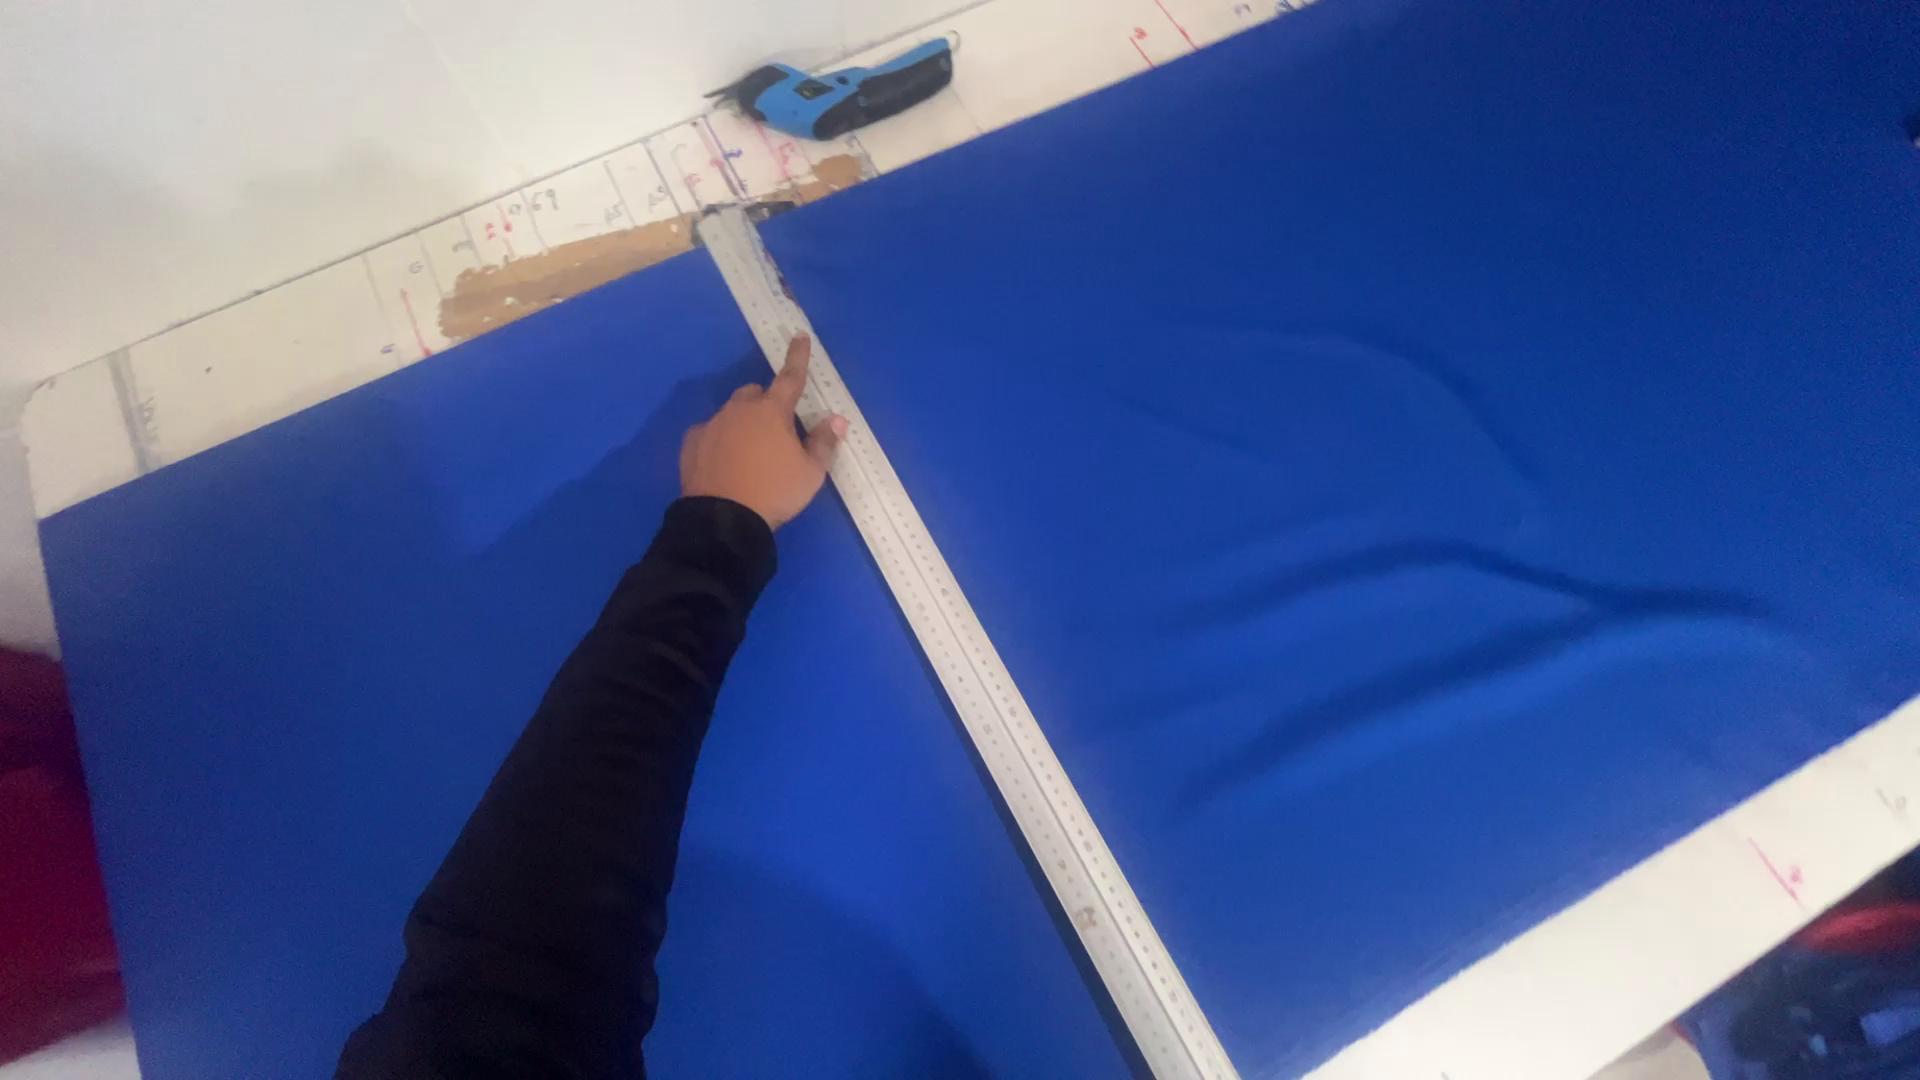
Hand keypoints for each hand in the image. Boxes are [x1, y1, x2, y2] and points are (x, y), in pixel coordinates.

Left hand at [681, 335, 847, 529]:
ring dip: (743, 422)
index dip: (798, 357)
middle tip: (777, 430)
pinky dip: (720, 440)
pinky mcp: (692, 444)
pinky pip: (710, 432)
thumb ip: (824, 443)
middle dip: (767, 402)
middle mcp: (740, 410)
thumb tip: (837, 419)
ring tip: (750, 451)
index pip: (790, 377)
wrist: (724, 518)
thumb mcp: (811, 473)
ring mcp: (712, 425)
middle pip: (755, 393)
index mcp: (772, 411)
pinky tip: (725, 461)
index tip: (800, 336)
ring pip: (731, 412)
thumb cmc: (775, 492)